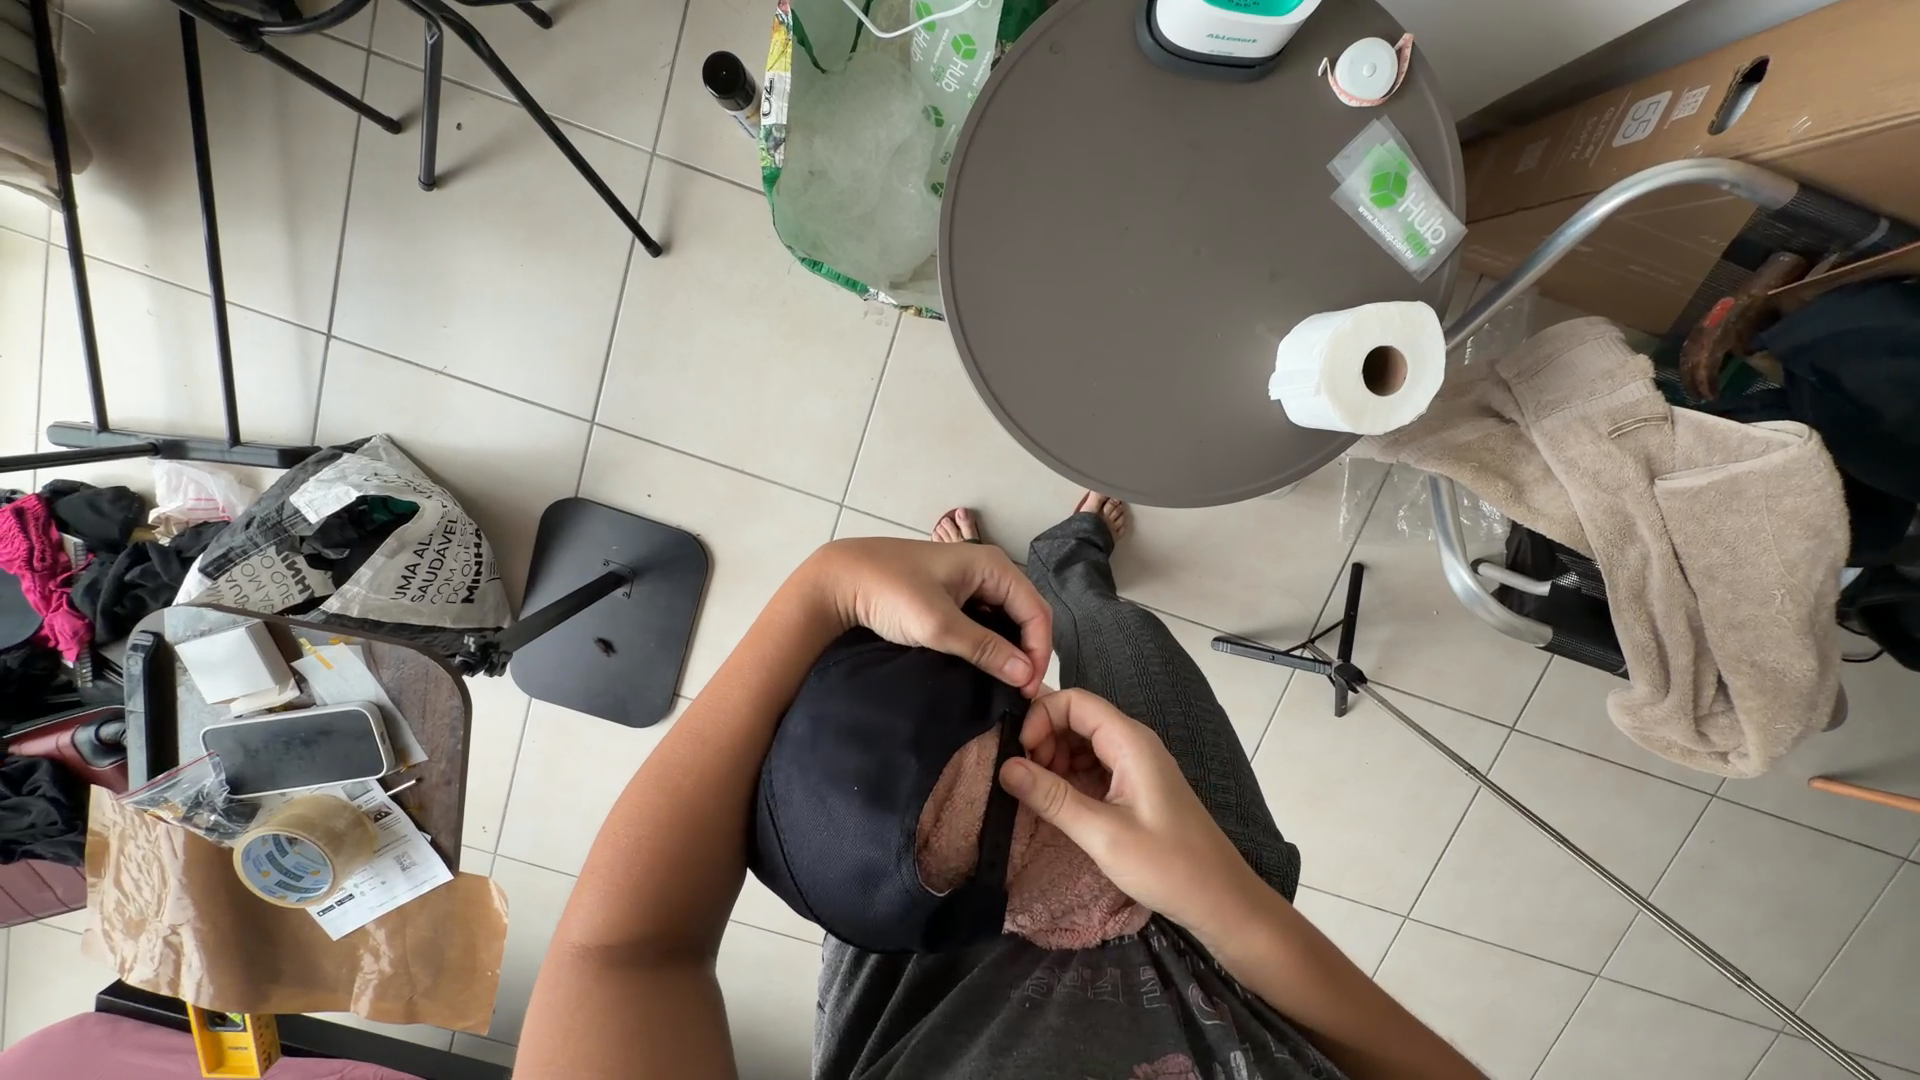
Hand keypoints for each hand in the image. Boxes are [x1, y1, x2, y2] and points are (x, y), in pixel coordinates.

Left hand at [808, 537, 1051, 696]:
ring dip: (1010, 650)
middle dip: (1029, 652)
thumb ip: (985, 649)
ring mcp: (970, 581)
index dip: (1039, 652)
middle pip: (1026, 614)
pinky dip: (990, 643)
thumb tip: (1026, 675)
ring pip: (1006, 619)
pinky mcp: (954, 595)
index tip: (1027, 689)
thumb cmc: (889, 593)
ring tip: (1004, 683)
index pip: (1037, 611)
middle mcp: (988, 569)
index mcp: (993, 566)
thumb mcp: (938, 625)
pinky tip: (984, 666)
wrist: (839, 581)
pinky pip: (985, 620)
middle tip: (1019, 690)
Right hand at [998, 689, 1264, 935]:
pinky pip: (1092, 764)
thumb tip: (1004, 767)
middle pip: (1076, 717)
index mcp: (1130, 741)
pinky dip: (1069, 776)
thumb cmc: (1168, 866)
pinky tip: (1058, 802)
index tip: (1020, 754)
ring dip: (1054, 759)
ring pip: (1081, 741)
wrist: (1221, 900)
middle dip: (1043, 739)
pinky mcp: (1133, 784)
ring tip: (1039, 794)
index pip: (1074, 700)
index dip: (1040, 717)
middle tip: (1025, 778)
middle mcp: (1132, 742)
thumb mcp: (1103, 834)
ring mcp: (1134, 763)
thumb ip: (1052, 798)